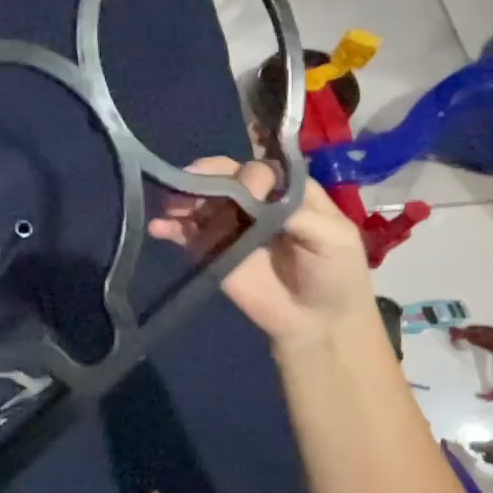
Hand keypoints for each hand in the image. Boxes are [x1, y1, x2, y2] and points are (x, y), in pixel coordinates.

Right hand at [148, 157, 377, 352]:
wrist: (316, 322)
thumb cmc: (334, 274)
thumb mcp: (333, 237)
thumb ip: (297, 211)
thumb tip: (251, 195)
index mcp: (286, 192)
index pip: (259, 170)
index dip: (246, 176)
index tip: (243, 193)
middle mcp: (253, 201)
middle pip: (223, 177)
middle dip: (204, 179)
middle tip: (188, 189)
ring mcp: (227, 224)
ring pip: (199, 199)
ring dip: (181, 199)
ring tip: (170, 208)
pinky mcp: (207, 249)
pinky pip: (183, 231)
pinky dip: (167, 226)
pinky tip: (158, 228)